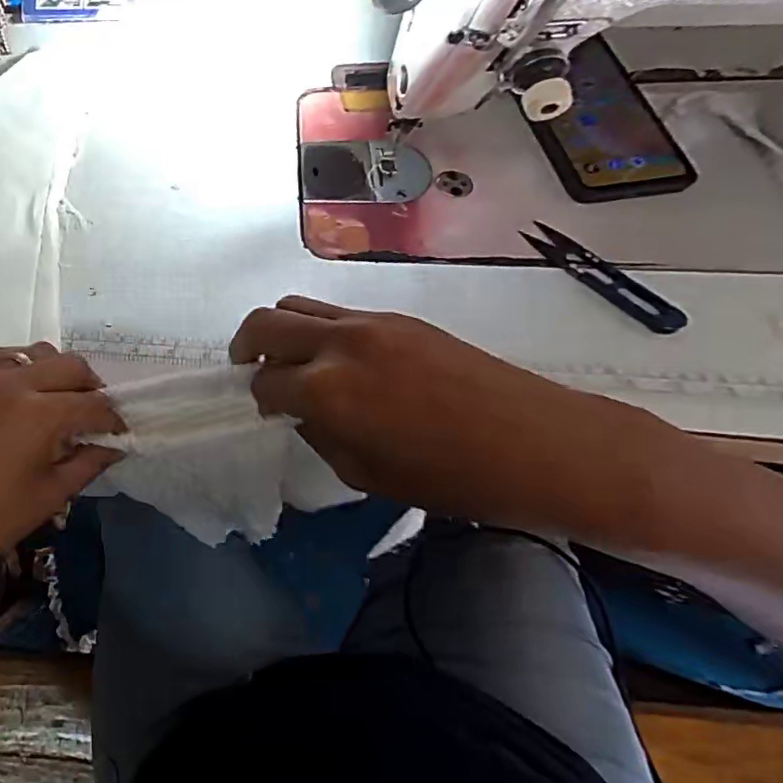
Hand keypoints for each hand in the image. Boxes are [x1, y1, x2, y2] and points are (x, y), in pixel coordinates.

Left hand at [0, 344, 122, 593]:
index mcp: (40, 414)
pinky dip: (25, 367)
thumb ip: (86, 464)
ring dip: (60, 372)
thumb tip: (111, 447)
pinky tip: (27, 393)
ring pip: (38, 353)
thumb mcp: (47, 497)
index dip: (114, 420)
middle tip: (96, 417)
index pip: (94, 405)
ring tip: (63, 401)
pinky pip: (4, 359)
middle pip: (71, 366)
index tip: (121, 435)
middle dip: (93, 389)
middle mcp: (15, 383)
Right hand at [229, 296, 697, 540]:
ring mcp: (371, 322)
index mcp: (326, 391)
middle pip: (265, 322)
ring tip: (292, 362)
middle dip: (247, 347)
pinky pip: (338, 314)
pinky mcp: (399, 318)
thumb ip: (320, 434)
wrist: (535, 442)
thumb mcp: (365, 473)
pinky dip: (321, 331)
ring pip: (299, 305)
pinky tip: (341, 363)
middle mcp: (340, 343)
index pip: (264, 382)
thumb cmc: (448, 477)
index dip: (258, 399)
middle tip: (252, 371)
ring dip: (282, 331)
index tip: (266, 412)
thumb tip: (300, 412)